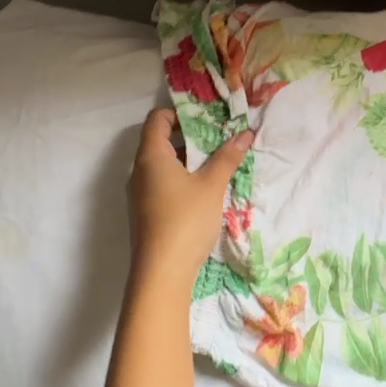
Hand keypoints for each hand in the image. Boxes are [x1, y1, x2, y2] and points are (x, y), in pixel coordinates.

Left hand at [126, 108, 253, 286]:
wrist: (161, 273)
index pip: (157, 119)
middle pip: (161, 141)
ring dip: (190, 160)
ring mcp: (140, 194)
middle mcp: (139, 171)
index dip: (180, 113)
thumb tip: (245, 133)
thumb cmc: (185, 220)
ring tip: (218, 163)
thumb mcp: (211, 186)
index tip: (207, 118)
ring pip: (164, 165)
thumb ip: (227, 157)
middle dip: (192, 137)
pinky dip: (183, 179)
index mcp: (151, 157)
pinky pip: (163, 184)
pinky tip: (205, 190)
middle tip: (221, 138)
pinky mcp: (146, 212)